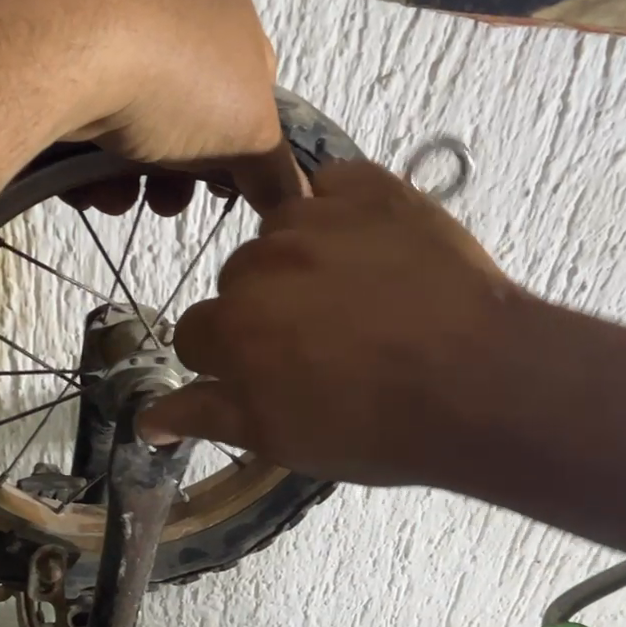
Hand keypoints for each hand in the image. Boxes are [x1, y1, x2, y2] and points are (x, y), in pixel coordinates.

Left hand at [0, 0, 303, 213]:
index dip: (240, 152)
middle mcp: (172, 10)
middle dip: (176, 176)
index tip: (220, 193)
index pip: (252, 93)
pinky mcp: (55, 49)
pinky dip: (84, 161)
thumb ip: (275, 173)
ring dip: (128, 180)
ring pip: (131, 127)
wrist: (64, 40)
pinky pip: (82, 120)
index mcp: (231, 17)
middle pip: (187, 119)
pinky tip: (80, 185)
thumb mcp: (249, 135)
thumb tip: (294, 203)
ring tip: (114, 200)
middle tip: (164, 205)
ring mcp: (110, 24)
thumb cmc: (176, 78)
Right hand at [139, 160, 527, 485]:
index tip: (269, 373)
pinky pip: (333, 188)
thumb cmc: (374, 426)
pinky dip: (342, 212)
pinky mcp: (370, 189)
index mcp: (230, 329)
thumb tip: (146, 417)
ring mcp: (316, 219)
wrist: (479, 382)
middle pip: (237, 281)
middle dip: (263, 309)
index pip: (195, 334)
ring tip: (358, 298)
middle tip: (322, 341)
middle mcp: (259, 265)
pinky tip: (373, 250)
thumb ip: (208, 416)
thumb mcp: (280, 438)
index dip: (229, 357)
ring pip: (281, 234)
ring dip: (301, 261)